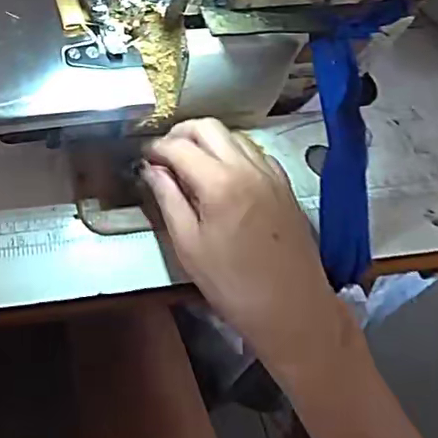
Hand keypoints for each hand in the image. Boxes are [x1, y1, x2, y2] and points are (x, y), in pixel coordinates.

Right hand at [142, 118, 335, 360]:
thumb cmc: (233, 285)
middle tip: (164, 155)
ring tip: (191, 164)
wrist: (294, 311)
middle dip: (180, 134)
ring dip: (207, 140)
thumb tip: (150, 169)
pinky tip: (223, 175)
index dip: (155, 147)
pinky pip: (253, 151)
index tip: (143, 158)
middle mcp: (246, 166)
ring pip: (232, 134)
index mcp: (219, 182)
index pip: (178, 145)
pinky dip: (232, 152)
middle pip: (207, 126)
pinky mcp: (284, 183)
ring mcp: (269, 172)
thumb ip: (167, 198)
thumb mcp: (188, 246)